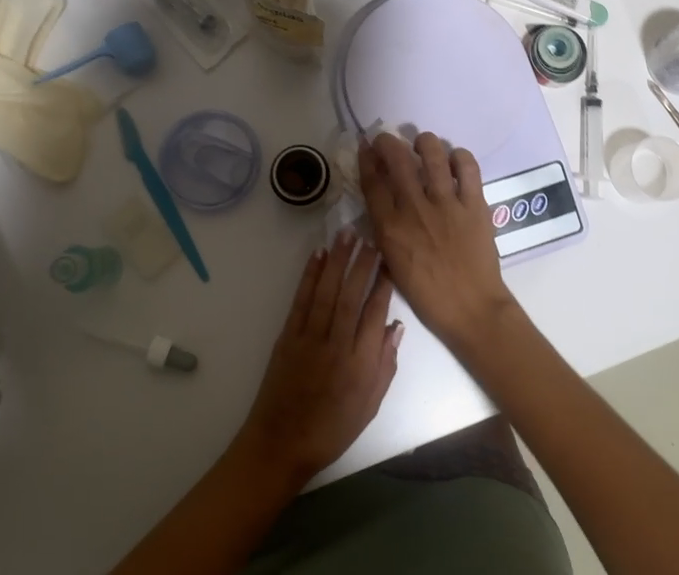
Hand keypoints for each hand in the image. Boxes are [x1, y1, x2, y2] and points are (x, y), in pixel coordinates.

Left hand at [233, 230, 401, 484]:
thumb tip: (396, 326)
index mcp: (360, 365)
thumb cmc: (331, 430)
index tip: (391, 261)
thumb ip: (385, 365)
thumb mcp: (370, 406)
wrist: (281, 444)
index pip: (375, 314)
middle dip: (363, 263)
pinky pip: (301, 300)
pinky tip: (318, 255)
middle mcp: (335, 346)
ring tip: (348, 233)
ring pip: (326, 291)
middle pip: (351, 296)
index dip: (384, 285)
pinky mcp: (287, 337)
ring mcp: (308, 339)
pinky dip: (309, 276)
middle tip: (372, 236)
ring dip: (337, 260)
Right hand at [359, 132, 516, 349]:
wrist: (471, 308)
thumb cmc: (427, 294)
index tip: (366, 147)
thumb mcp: (393, 262)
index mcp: (390, 227)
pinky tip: (454, 161)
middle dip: (388, 142)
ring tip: (422, 145)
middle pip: (396, 159)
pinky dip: (459, 157)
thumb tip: (384, 203)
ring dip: (423, 142)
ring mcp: (446, 204)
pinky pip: (467, 167)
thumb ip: (386, 230)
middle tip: (388, 141)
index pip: (372, 181)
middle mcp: (414, 208)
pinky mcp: (474, 204)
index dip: (367, 159)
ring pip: (432, 153)